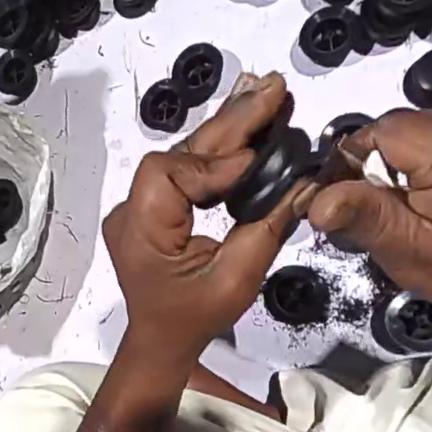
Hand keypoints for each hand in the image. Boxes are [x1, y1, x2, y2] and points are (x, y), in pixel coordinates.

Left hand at [103, 73, 309, 366]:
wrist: (163, 339)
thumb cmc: (191, 319)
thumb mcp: (236, 281)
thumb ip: (267, 229)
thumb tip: (299, 187)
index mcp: (140, 231)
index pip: (174, 173)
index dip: (218, 162)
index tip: (262, 158)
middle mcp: (132, 211)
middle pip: (182, 151)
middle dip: (231, 124)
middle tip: (273, 92)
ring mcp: (140, 206)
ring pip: (186, 154)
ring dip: (228, 128)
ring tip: (266, 97)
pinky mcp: (154, 206)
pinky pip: (187, 168)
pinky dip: (219, 149)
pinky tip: (245, 124)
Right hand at [307, 109, 431, 330]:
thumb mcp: (412, 255)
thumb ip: (366, 219)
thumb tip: (318, 201)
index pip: (385, 130)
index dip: (355, 161)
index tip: (349, 197)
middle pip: (402, 125)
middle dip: (380, 164)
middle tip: (385, 211)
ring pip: (420, 127)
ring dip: (403, 162)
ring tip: (413, 206)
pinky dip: (428, 160)